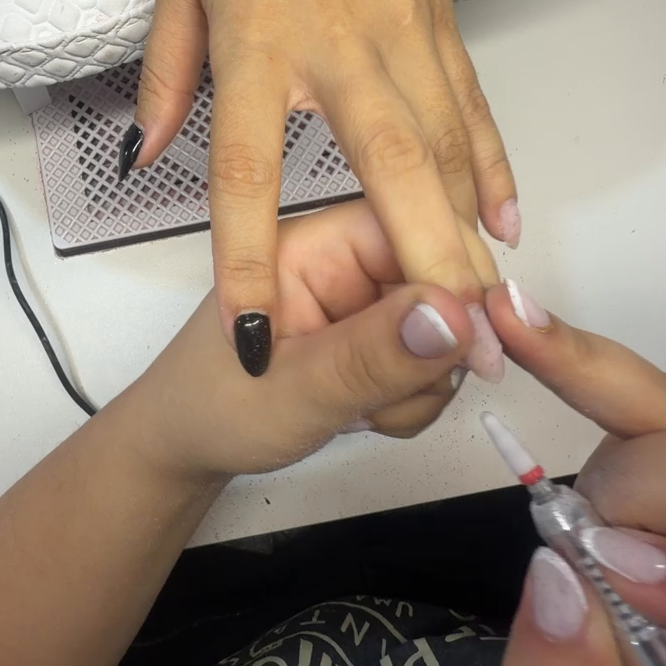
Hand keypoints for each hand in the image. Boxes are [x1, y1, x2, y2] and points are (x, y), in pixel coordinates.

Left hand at [115, 201, 500, 478]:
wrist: (190, 442)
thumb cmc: (212, 407)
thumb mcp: (292, 390)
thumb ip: (371, 357)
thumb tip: (455, 315)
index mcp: (310, 244)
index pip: (407, 223)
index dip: (453, 280)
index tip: (475, 349)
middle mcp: (340, 259)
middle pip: (439, 272)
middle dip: (440, 344)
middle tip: (401, 394)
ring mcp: (359, 296)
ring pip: (445, 320)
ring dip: (427, 378)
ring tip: (370, 409)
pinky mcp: (371, 329)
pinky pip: (431, 351)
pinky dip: (419, 391)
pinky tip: (374, 410)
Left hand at [125, 0, 516, 375]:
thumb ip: (166, 74)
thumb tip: (150, 156)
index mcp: (259, 48)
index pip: (249, 176)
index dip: (248, 263)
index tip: (256, 339)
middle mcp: (342, 53)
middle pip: (389, 176)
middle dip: (422, 271)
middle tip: (451, 353)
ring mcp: (406, 37)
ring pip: (446, 151)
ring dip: (469, 236)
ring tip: (489, 315)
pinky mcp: (443, 22)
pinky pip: (473, 107)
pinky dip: (492, 167)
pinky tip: (504, 220)